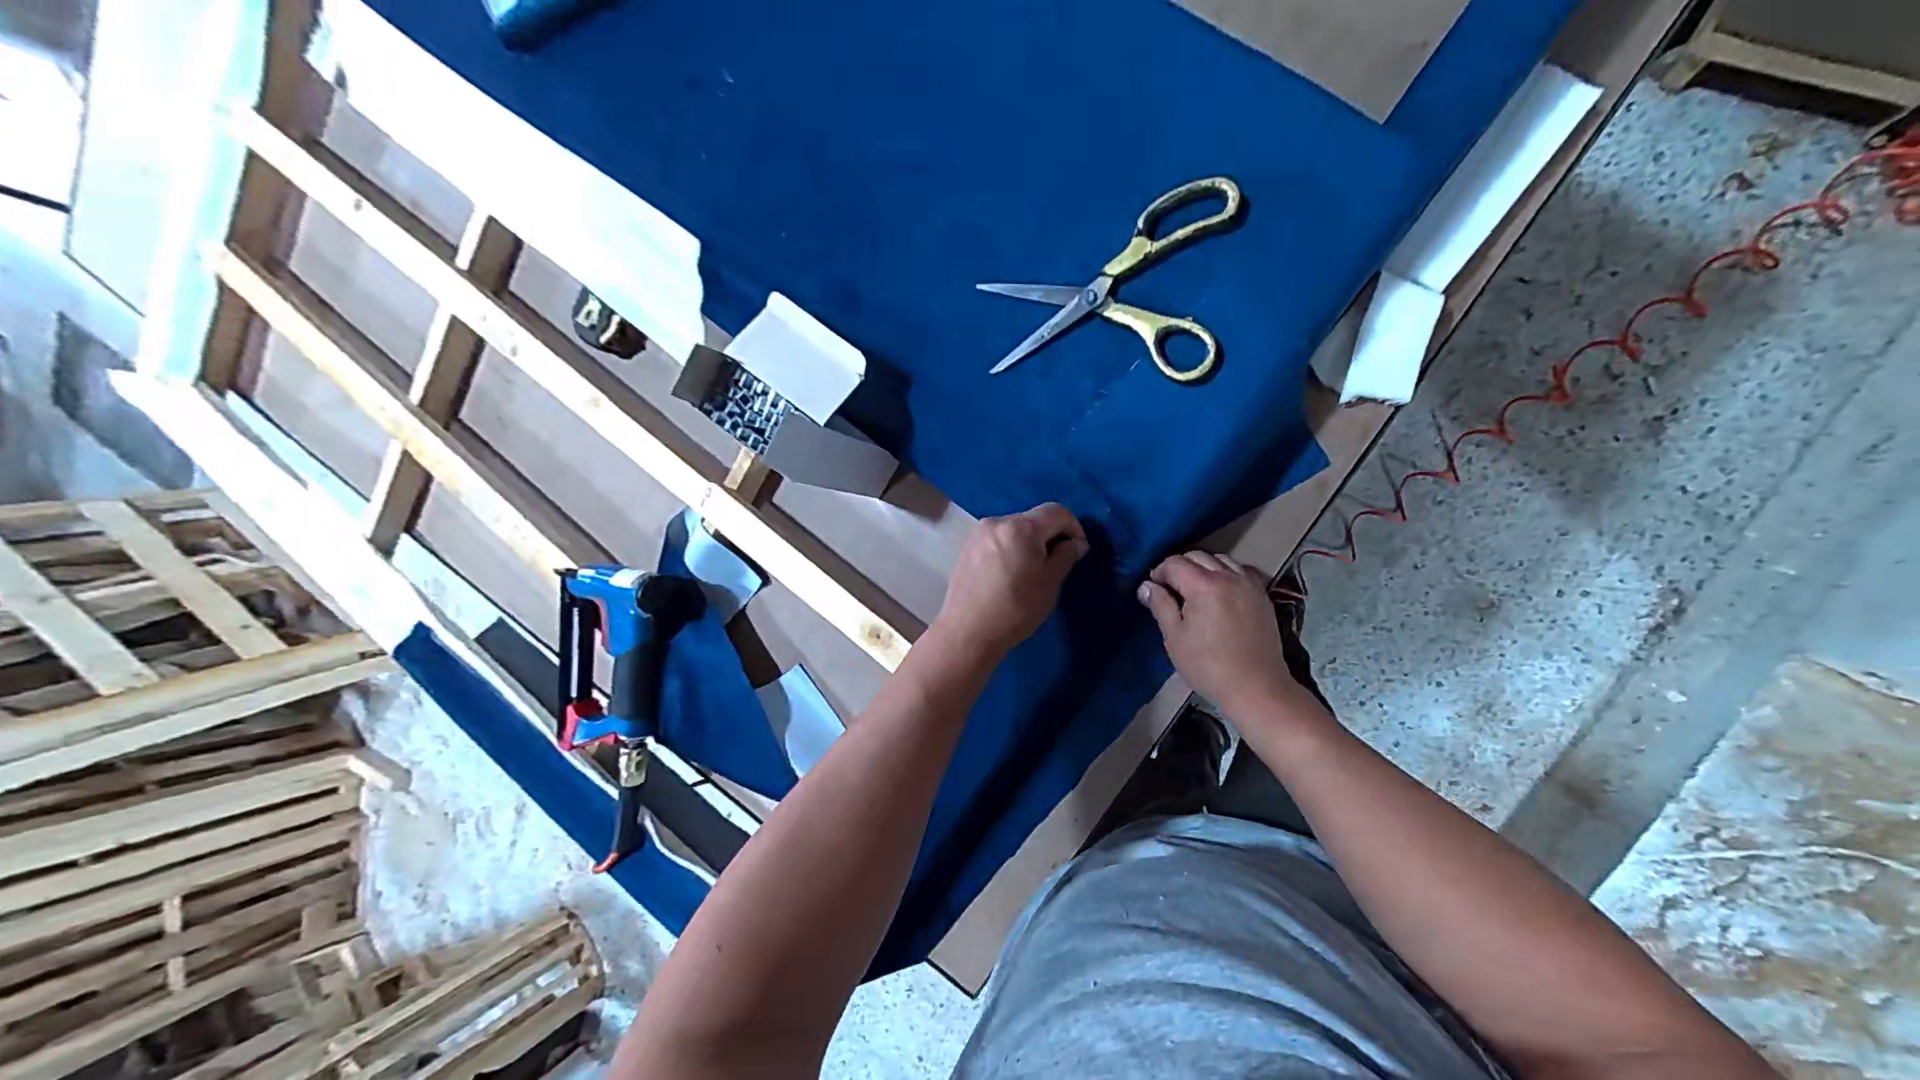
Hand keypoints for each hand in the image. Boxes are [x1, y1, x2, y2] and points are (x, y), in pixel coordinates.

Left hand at [935, 503, 1088, 656]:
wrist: (967, 632)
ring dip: (1030, 543)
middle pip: (1034, 518)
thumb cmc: (1015, 609)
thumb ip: (1066, 555)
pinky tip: (1010, 574)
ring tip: (1031, 571)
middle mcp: (997, 522)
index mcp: (1020, 527)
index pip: (1057, 511)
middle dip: (1050, 535)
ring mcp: (978, 534)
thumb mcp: (1050, 583)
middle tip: (1057, 563)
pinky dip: (1011, 549)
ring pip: (1015, 529)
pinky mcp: (967, 548)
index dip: (1074, 527)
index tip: (1078, 550)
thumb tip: (1075, 543)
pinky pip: (998, 540)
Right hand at [1137, 552, 1323, 722]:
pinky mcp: (1262, 595)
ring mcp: (1249, 584)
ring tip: (1195, 589)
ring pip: (1221, 559)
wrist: (1256, 687)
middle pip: (1198, 556)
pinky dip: (1226, 573)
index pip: (1174, 563)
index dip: (1158, 572)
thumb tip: (1146, 586)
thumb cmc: (1208, 666)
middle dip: (1179, 567)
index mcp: (1204, 586)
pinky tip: (1220, 591)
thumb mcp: (1175, 638)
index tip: (1153, 589)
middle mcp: (1229, 577)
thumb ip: (1160, 605)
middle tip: (1170, 589)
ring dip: (1203, 567)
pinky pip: (1240, 571)